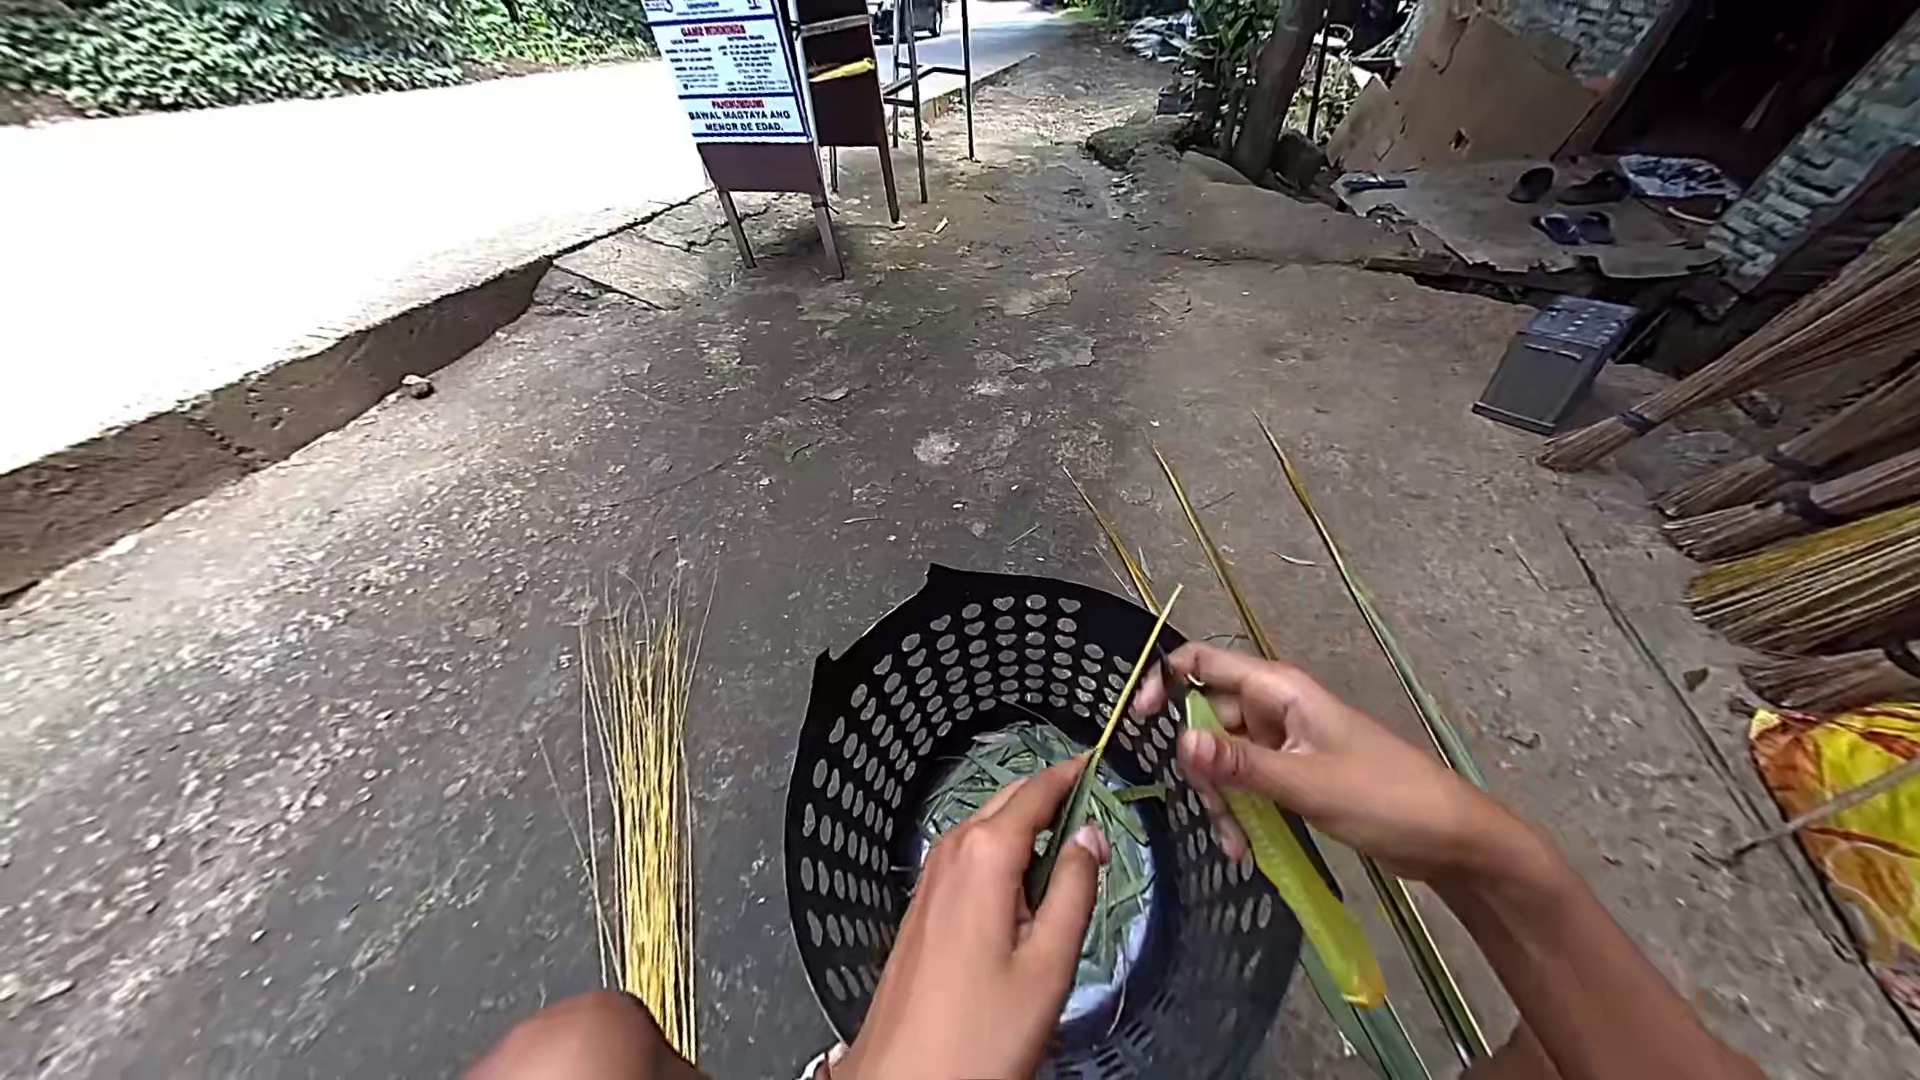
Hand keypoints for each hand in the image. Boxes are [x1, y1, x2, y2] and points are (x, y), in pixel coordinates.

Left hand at [832, 759, 1111, 1079]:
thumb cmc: (983, 1030)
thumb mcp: (1048, 965)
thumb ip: (1074, 889)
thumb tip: (1090, 834)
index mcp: (986, 851)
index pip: (1036, 792)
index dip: (1069, 774)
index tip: (1096, 761)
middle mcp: (955, 846)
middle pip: (1011, 801)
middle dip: (1050, 799)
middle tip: (1092, 817)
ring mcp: (934, 869)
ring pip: (990, 825)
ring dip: (1029, 828)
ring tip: (1065, 858)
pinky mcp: (926, 895)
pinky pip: (973, 851)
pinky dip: (1004, 851)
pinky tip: (1023, 889)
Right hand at [1132, 643, 1543, 884]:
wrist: (1455, 842)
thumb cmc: (1387, 796)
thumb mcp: (1306, 782)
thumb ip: (1239, 764)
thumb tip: (1179, 743)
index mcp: (1276, 688)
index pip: (1200, 663)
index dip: (1162, 681)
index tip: (1140, 720)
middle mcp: (1271, 707)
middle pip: (1205, 719)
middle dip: (1201, 765)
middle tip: (1213, 807)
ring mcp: (1279, 740)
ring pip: (1221, 757)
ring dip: (1220, 797)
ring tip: (1236, 841)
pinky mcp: (1287, 771)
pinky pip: (1244, 782)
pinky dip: (1239, 809)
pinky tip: (1246, 846)